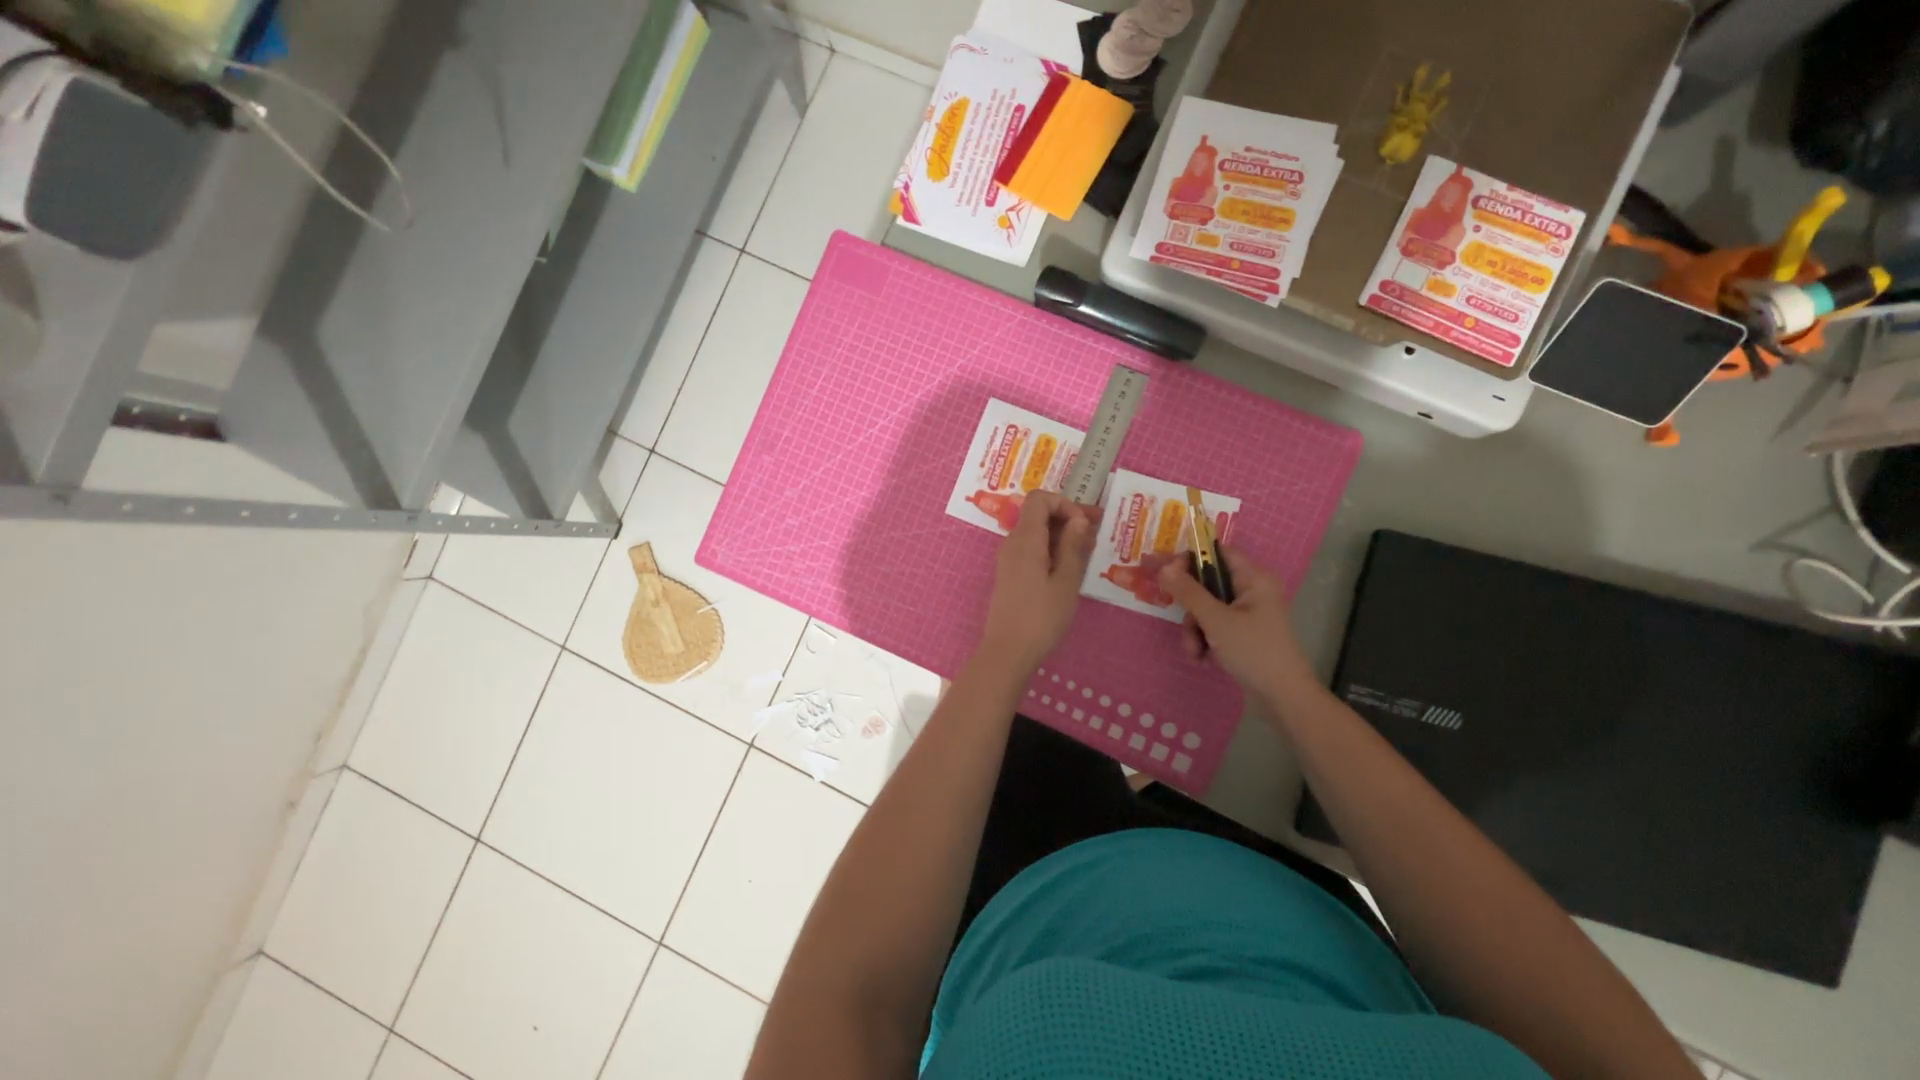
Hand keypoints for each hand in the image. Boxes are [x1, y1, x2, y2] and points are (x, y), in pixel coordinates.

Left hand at [979, 490, 1096, 672]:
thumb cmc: (1042, 617)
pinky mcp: (1010, 575)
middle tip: (1098, 531)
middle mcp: (1012, 543)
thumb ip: (1073, 546)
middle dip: (1068, 518)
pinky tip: (1070, 566)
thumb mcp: (1066, 581)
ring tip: (1089, 550)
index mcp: (1025, 539)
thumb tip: (1078, 519)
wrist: (1008, 652)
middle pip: (1038, 514)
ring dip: (1062, 536)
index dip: (1065, 503)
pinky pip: (1032, 550)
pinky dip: (1052, 550)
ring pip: (1036, 533)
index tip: (1085, 524)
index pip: (1039, 499)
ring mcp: (1009, 559)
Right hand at [1158, 545, 1316, 701]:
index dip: (1190, 558)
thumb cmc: (1254, 651)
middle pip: (1207, 584)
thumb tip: (1164, 567)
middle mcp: (1251, 592)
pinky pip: (1213, 628)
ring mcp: (1246, 615)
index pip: (1217, 552)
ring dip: (1194, 630)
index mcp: (1253, 579)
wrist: (1283, 697)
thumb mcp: (1216, 621)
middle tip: (1177, 617)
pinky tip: (1202, 660)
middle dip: (1190, 607)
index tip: (1164, 572)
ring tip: (1196, 652)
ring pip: (1206, 609)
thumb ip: (1189, 592)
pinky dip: (1204, 641)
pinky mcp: (1242, 635)